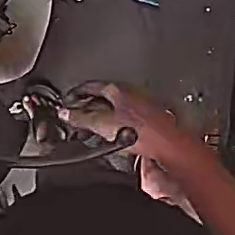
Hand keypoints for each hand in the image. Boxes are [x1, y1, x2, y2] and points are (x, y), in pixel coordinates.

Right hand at [63, 82, 209, 171]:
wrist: (170, 148)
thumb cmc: (144, 131)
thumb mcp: (102, 124)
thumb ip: (81, 118)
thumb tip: (65, 114)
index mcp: (119, 89)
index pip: (91, 86)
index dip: (76, 93)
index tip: (68, 100)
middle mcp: (132, 95)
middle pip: (103, 99)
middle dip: (88, 109)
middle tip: (77, 119)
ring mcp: (141, 110)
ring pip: (115, 112)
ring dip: (102, 121)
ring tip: (93, 133)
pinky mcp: (148, 125)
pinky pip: (125, 124)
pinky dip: (115, 130)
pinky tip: (114, 141)